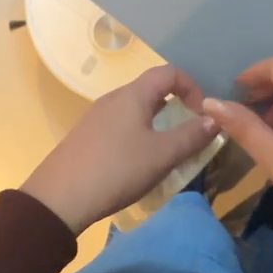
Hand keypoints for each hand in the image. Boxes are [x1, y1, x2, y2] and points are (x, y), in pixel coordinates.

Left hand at [20, 65, 219, 234]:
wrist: (58, 200)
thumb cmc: (116, 170)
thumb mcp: (162, 155)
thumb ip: (192, 135)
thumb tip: (214, 118)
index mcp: (133, 94)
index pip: (170, 72)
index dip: (192, 88)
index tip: (202, 115)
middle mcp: (114, 98)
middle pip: (152, 90)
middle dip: (177, 108)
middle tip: (189, 135)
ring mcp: (97, 117)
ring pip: (136, 110)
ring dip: (158, 124)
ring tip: (167, 153)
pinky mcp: (87, 136)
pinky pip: (121, 125)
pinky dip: (139, 135)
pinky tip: (138, 164)